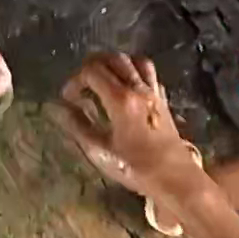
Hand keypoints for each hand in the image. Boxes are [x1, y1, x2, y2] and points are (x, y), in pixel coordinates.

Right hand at [52, 53, 198, 197]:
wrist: (175, 179)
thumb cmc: (135, 168)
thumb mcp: (99, 152)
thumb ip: (78, 126)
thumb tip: (63, 109)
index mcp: (120, 100)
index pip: (92, 72)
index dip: (75, 80)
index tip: (68, 98)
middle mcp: (138, 89)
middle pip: (113, 58)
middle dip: (91, 65)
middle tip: (81, 82)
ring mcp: (153, 92)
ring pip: (133, 60)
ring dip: (114, 63)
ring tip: (102, 77)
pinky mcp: (162, 99)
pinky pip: (148, 72)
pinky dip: (133, 70)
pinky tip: (125, 86)